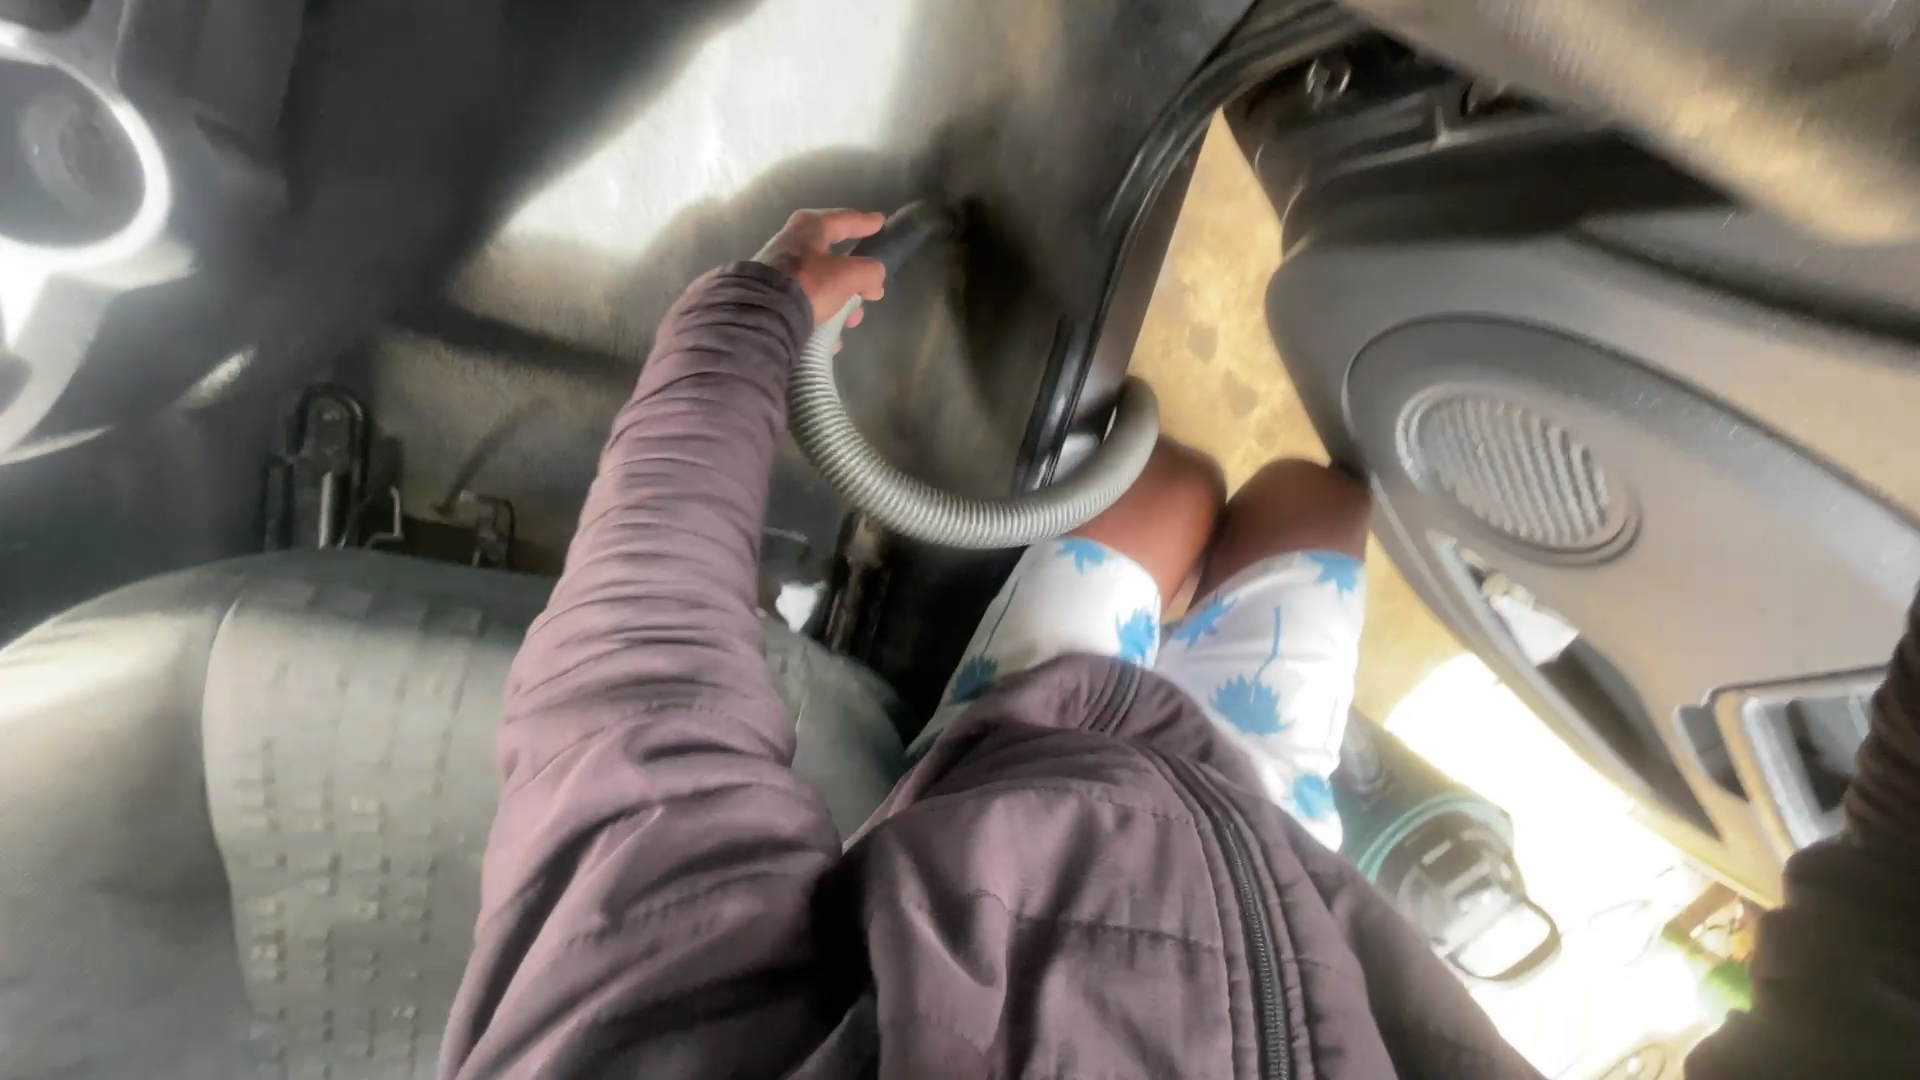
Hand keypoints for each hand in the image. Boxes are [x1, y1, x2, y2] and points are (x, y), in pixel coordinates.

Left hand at [754, 209, 887, 329]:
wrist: (763, 315)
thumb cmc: (810, 285)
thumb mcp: (849, 275)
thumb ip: (870, 273)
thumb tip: (875, 282)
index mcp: (809, 229)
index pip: (843, 220)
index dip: (864, 222)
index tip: (880, 223)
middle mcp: (792, 245)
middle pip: (832, 258)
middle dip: (854, 278)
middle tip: (869, 291)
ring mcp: (780, 272)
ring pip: (821, 286)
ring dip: (840, 304)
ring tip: (851, 321)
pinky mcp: (774, 298)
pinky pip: (806, 306)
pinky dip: (822, 319)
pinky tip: (831, 337)